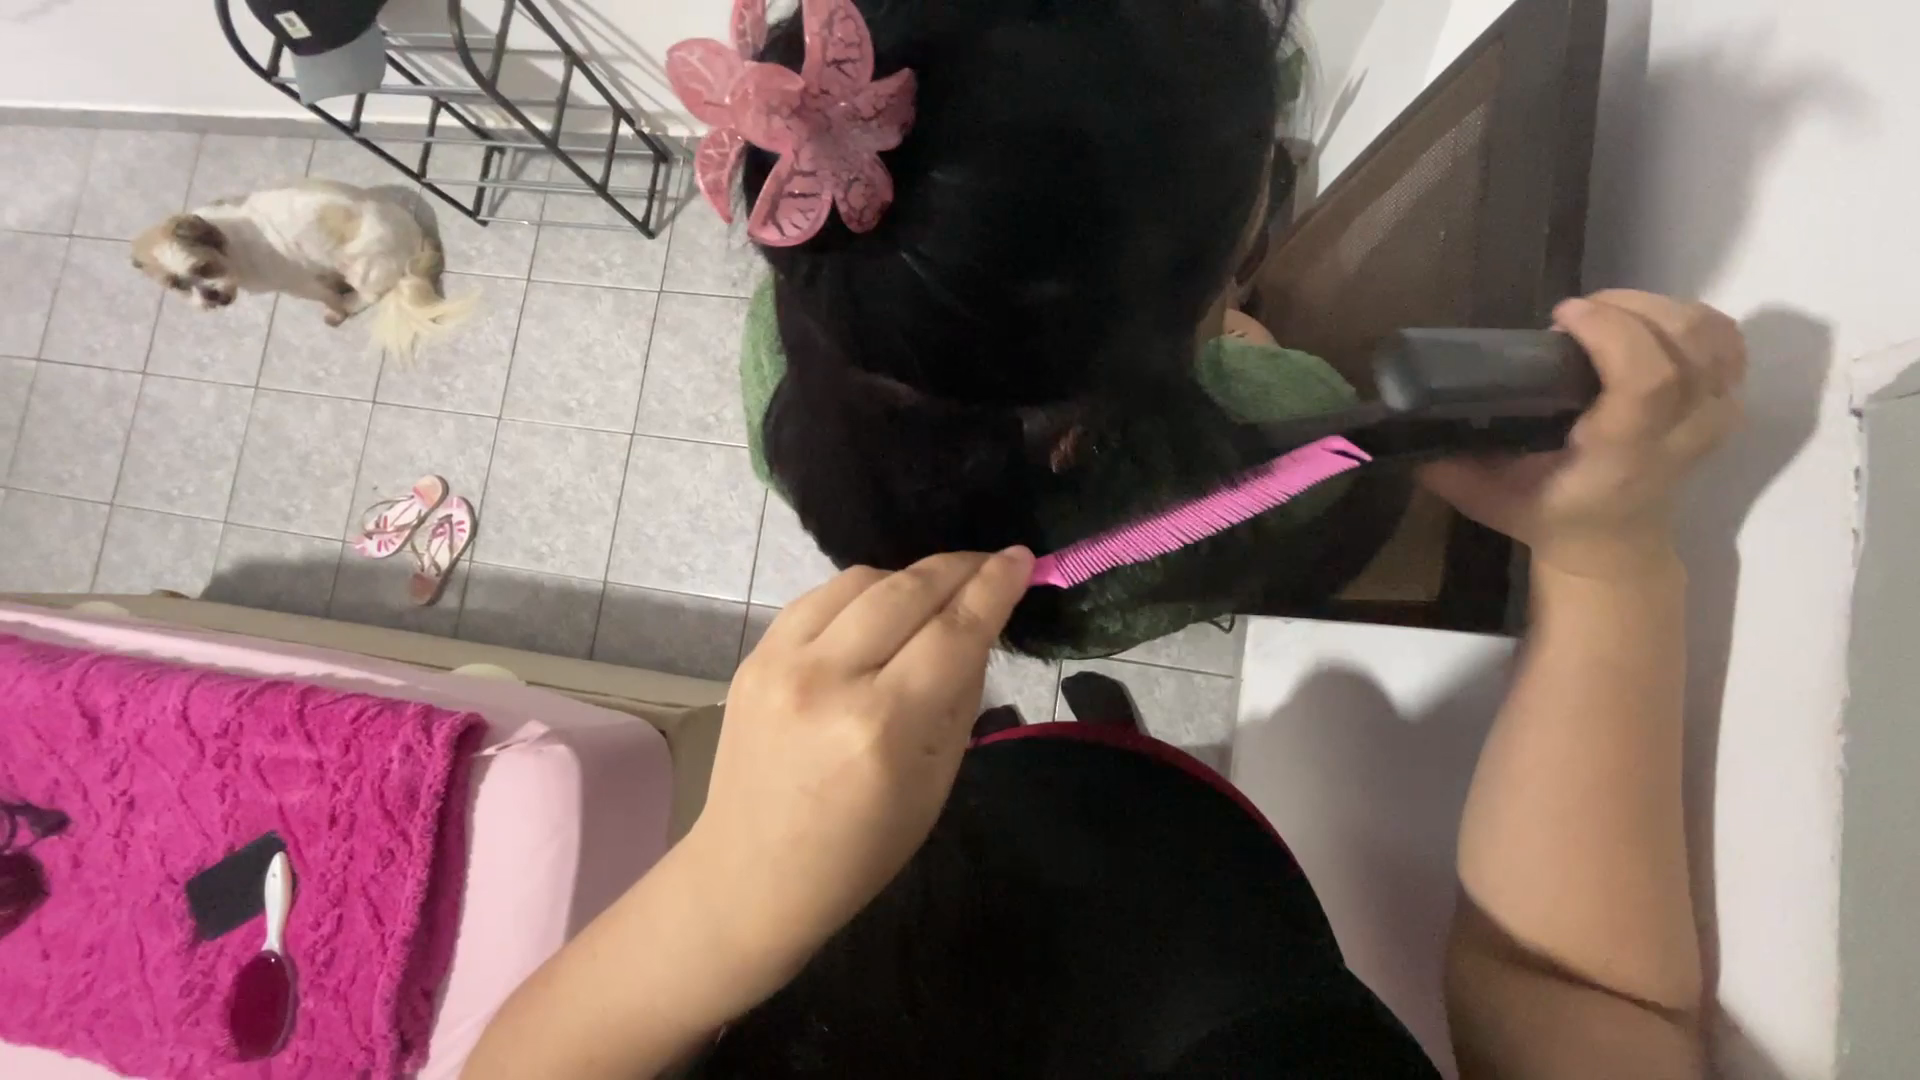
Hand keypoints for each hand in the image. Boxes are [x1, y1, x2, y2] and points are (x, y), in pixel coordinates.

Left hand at [677, 547, 1034, 993]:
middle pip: (907, 589)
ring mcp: (780, 662)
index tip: (1022, 558)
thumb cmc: (862, 847)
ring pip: (861, 579)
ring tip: (934, 595)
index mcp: (883, 726)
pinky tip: (878, 610)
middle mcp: (828, 680)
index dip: (994, 587)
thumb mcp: (937, 779)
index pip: (953, 631)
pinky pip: (819, 596)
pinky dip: (861, 593)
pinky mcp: (753, 656)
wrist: (751, 874)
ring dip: (908, 578)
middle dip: (958, 567)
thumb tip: (977, 625)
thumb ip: (960, 692)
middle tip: (989, 563)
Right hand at [1420, 291, 1744, 578]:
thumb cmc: (1544, 517)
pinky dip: (1689, 319)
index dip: (1612, 332)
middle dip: (1631, 308)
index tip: (1562, 315)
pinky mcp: (1725, 404)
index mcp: (1623, 454)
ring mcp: (1713, 417)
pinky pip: (1725, 342)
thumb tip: (1411, 421)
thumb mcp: (1483, 499)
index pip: (1646, 380)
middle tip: (1577, 311)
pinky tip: (1644, 324)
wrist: (1611, 545)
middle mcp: (1680, 433)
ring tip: (1606, 313)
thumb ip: (1447, 465)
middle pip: (1686, 344)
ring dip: (1659, 308)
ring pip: (1712, 335)